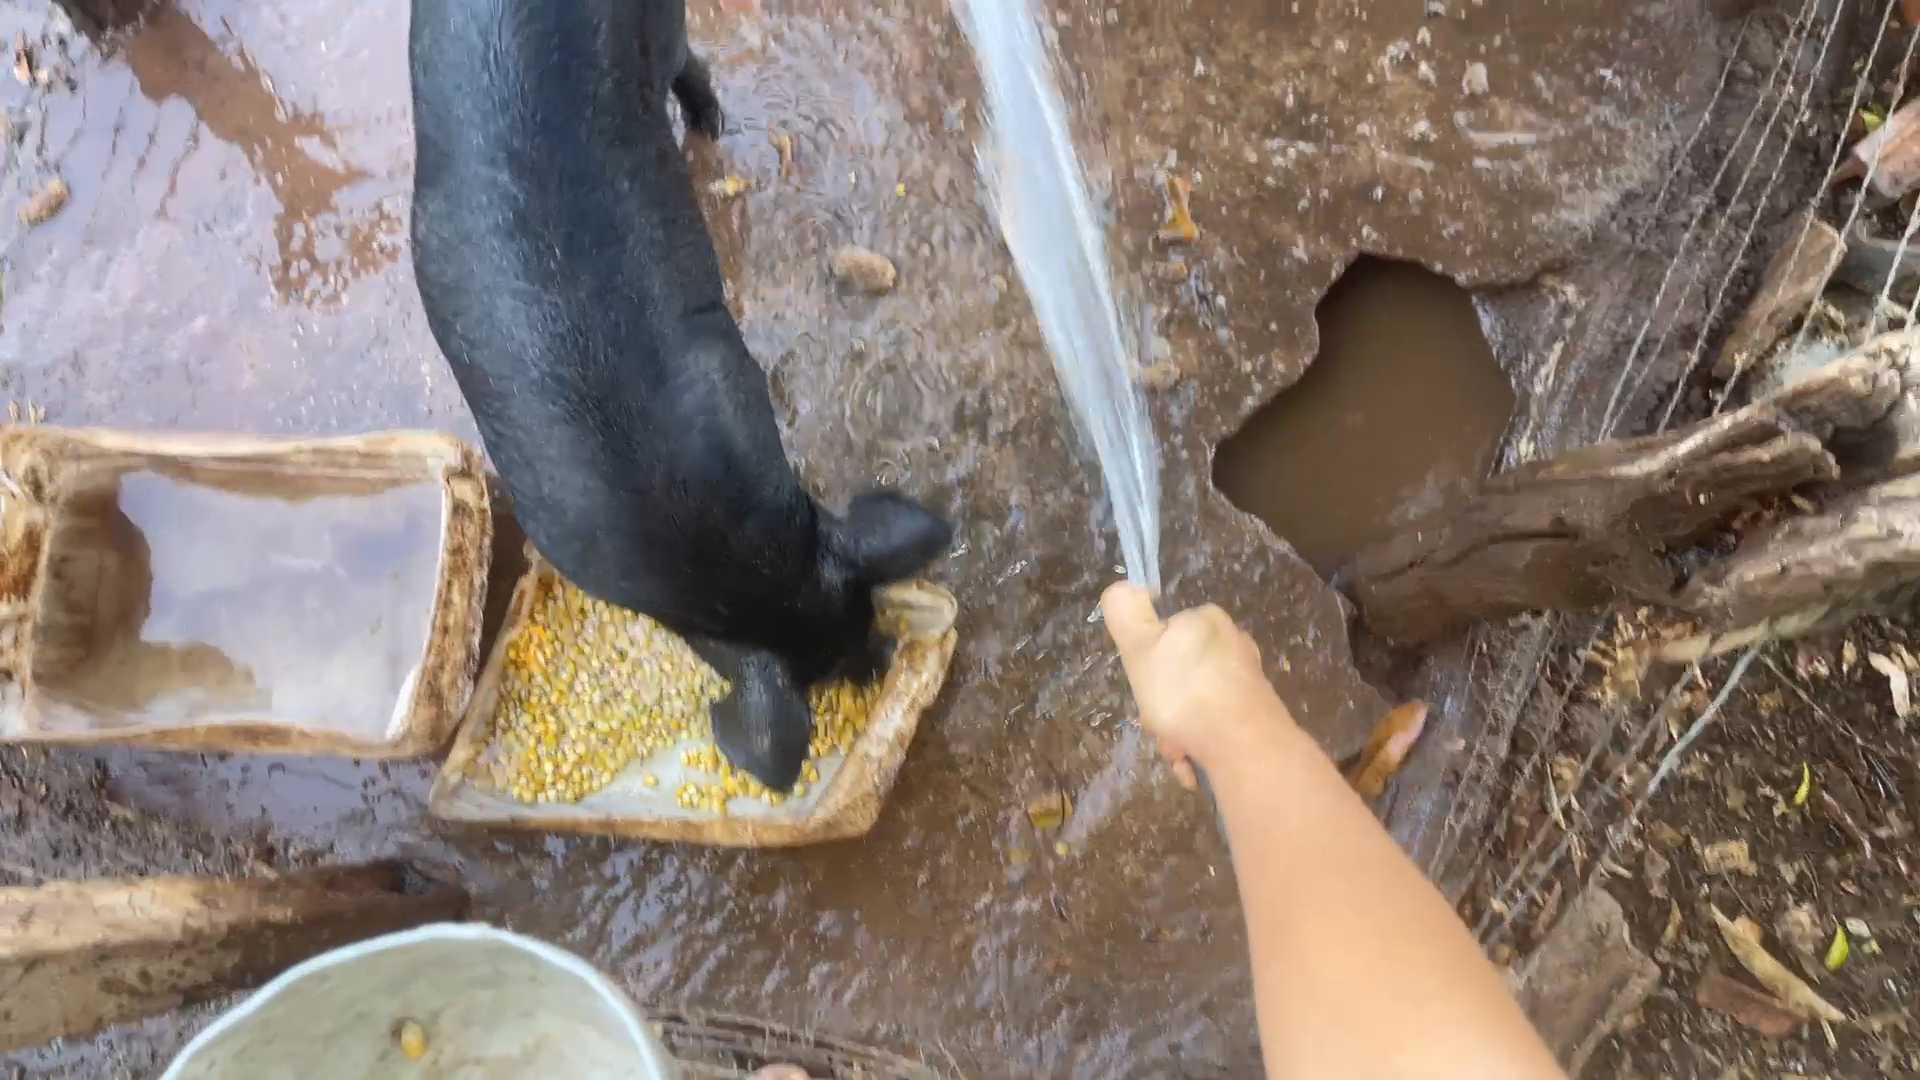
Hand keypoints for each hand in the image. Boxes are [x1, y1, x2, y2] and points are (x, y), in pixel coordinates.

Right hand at [1100, 583, 1292, 787]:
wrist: (1245, 747)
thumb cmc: (1184, 693)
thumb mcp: (1139, 646)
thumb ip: (1124, 612)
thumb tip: (1125, 585)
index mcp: (1205, 619)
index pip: (1162, 635)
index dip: (1147, 664)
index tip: (1145, 687)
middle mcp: (1231, 641)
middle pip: (1179, 672)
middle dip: (1163, 704)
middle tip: (1159, 724)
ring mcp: (1248, 677)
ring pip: (1195, 702)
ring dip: (1179, 729)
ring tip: (1179, 751)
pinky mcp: (1258, 710)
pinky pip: (1216, 722)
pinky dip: (1201, 741)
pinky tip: (1194, 760)